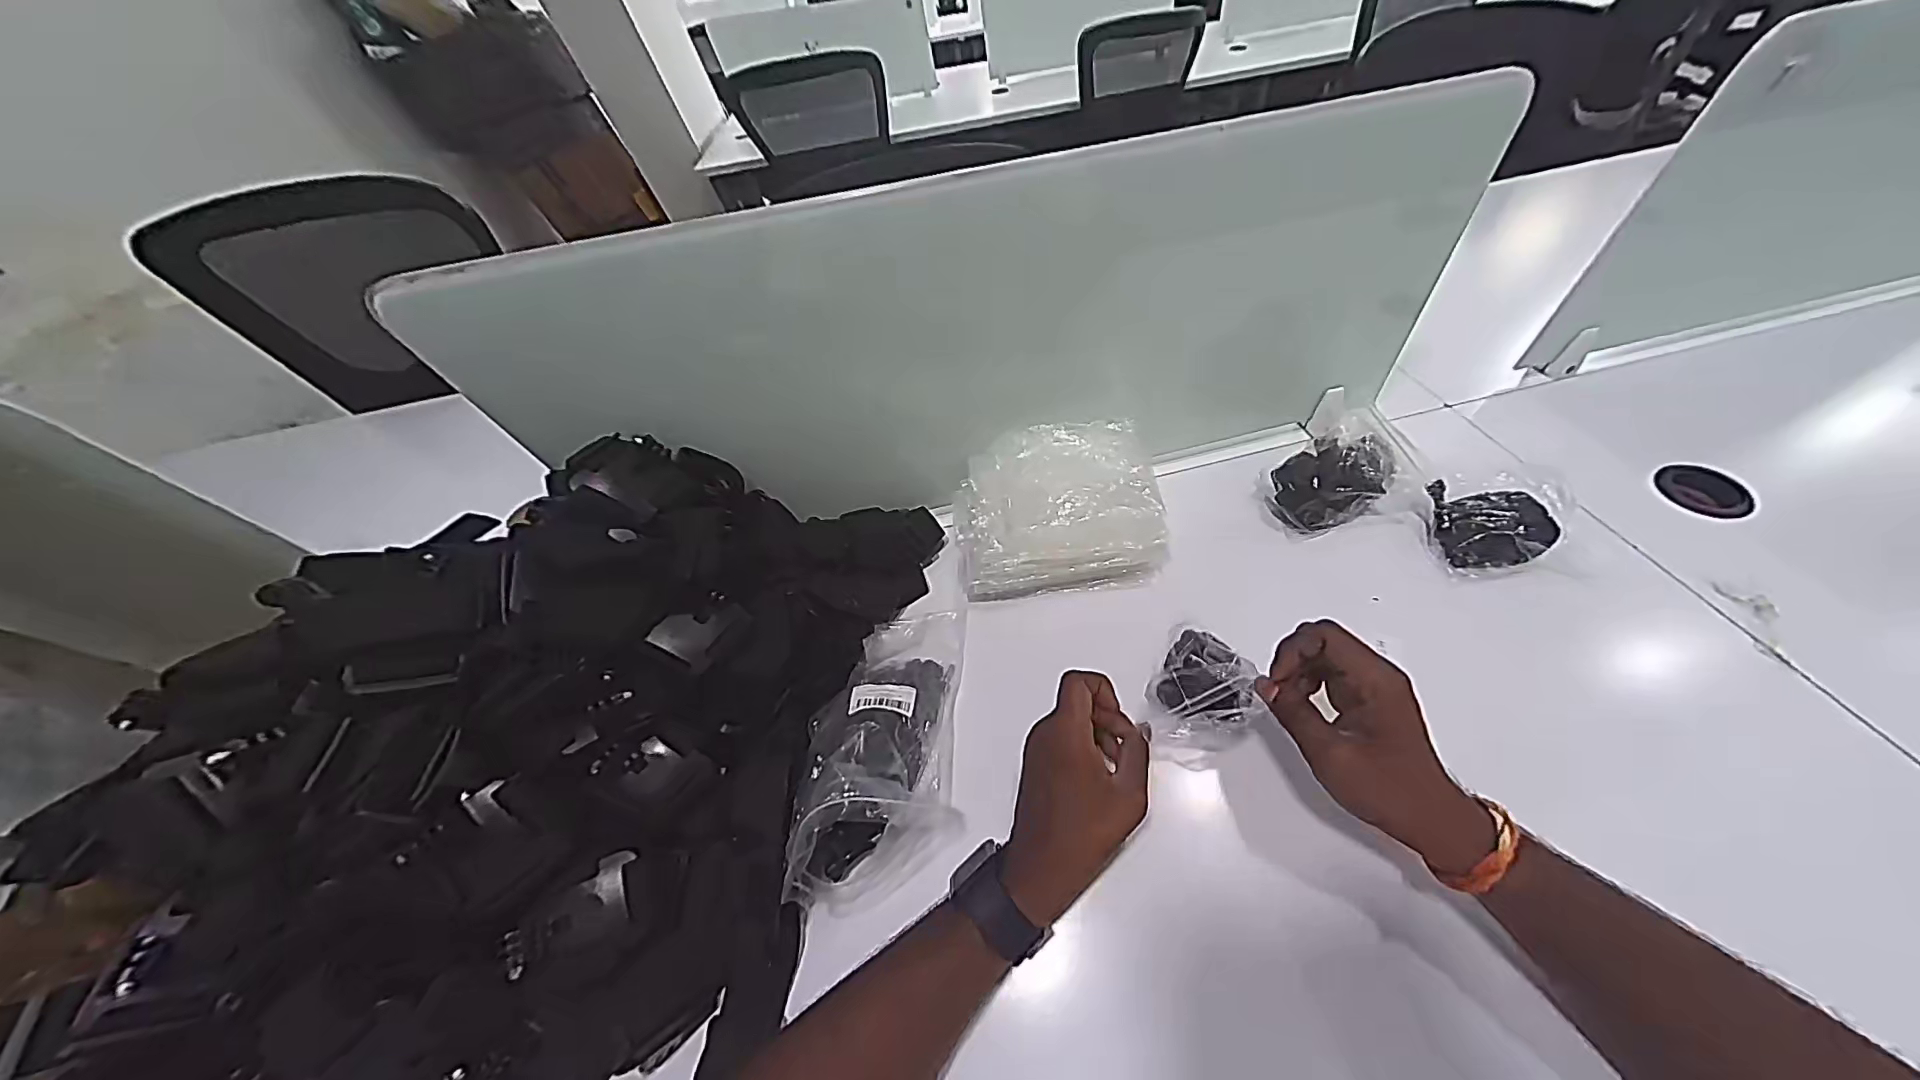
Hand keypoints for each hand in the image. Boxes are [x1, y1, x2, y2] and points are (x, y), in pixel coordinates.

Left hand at [1001, 671, 1149, 926]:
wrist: (1041, 868)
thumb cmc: (1077, 837)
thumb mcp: (1129, 794)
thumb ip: (1137, 752)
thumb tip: (1138, 732)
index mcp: (1064, 733)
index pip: (1079, 682)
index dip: (1105, 691)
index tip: (1119, 718)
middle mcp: (1044, 735)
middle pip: (1076, 701)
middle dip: (1107, 719)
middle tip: (1124, 747)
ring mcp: (1036, 750)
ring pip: (1069, 721)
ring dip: (1097, 736)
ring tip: (1114, 769)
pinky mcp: (1034, 764)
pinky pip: (1060, 739)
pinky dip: (1082, 748)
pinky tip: (1098, 780)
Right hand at [1255, 620, 1493, 875]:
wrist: (1430, 817)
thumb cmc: (1393, 790)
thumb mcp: (1329, 753)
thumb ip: (1293, 713)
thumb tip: (1267, 687)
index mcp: (1376, 681)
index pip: (1325, 635)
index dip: (1291, 651)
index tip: (1277, 679)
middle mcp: (1379, 677)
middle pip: (1323, 640)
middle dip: (1292, 660)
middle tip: (1277, 689)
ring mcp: (1376, 687)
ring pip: (1325, 655)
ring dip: (1298, 672)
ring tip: (1287, 702)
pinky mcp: (1370, 699)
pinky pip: (1331, 675)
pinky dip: (1308, 684)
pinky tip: (1301, 707)